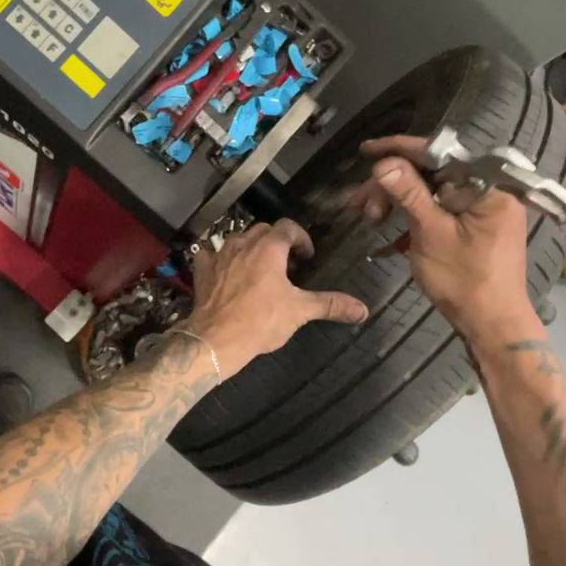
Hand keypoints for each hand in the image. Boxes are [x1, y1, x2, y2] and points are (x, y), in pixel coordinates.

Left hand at [185, 220, 369, 375]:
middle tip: (287, 264)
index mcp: (268, 248)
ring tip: (260, 268)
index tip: (307, 256)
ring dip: (251, 248)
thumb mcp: (299, 311)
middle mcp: (242, 244)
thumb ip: (330, 304)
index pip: (288, 227)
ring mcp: (219, 255)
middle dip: (277, 242)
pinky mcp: (203, 270)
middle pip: (262, 230)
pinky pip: (211, 254)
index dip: (301, 238)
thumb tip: (363, 309)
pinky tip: (226, 271)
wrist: (217, 339)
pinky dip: (221, 258)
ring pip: (238, 239)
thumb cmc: (261, 320)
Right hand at [357, 135, 541, 342]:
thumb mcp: (431, 234)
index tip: (366, 150)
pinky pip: (438, 206)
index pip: (439, 154)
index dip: (399, 150)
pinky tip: (387, 224)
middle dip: (392, 184)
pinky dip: (412, 213)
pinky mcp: (472, 223)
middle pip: (432, 172)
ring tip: (370, 219)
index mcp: (488, 186)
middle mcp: (488, 190)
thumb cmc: (464, 281)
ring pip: (431, 190)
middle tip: (360, 205)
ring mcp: (481, 207)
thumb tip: (383, 163)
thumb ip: (409, 194)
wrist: (491, 324)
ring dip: (397, 200)